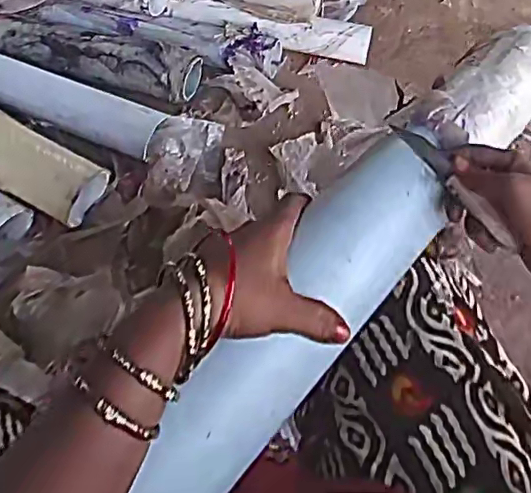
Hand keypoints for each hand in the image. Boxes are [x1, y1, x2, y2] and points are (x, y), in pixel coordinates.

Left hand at [198, 194, 348, 343]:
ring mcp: (226, 242)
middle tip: (302, 251)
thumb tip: (342, 329)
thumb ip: (315, 319)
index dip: (306, 204)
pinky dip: (242, 265)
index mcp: (272, 230)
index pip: (293, 202)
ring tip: (275, 273)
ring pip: (251, 239)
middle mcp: (248, 229)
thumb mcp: (283, 310)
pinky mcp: (209, 259)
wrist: (189, 304)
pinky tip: (246, 286)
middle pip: (273, 221)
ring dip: (262, 251)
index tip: (316, 210)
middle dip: (287, 234)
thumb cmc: (238, 296)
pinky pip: (232, 256)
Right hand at [451, 146, 530, 284]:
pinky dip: (483, 234)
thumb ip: (479, 176)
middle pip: (469, 181)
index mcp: (510, 162)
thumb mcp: (509, 189)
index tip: (441, 173)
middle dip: (461, 198)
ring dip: (473, 220)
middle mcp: (504, 179)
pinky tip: (495, 243)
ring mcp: (503, 204)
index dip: (457, 162)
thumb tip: (453, 161)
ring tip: (483, 233)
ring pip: (471, 205)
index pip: (475, 154)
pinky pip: (480, 223)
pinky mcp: (502, 225)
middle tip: (454, 212)